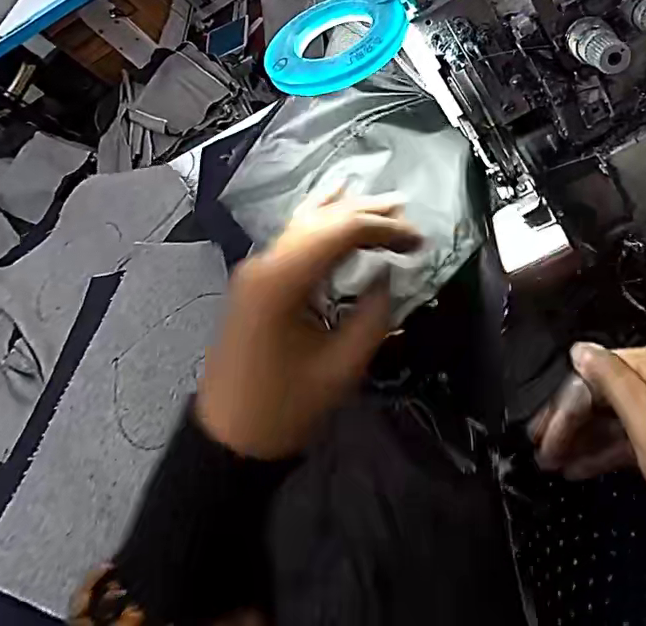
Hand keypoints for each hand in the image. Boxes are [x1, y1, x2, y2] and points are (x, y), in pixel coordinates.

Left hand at [195, 187, 422, 459]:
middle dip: (368, 213)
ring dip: (346, 212)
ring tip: (384, 205)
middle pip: (323, 219)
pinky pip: (295, 237)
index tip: (417, 239)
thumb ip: (372, 314)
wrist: (227, 439)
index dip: (383, 228)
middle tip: (408, 212)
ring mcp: (256, 267)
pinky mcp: (256, 279)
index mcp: (282, 280)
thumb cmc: (285, 408)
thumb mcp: (341, 366)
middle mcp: (265, 261)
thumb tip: (389, 274)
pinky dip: (323, 222)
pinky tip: (337, 206)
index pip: (340, 231)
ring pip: (307, 222)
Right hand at [532, 343, 645, 615]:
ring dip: (578, 438)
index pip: (595, 371)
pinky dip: (600, 451)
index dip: (565, 404)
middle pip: (599, 391)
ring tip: (548, 462)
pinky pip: (624, 438)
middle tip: (539, 451)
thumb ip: (613, 383)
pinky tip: (574, 468)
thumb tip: (579, 348)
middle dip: (567, 420)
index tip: (542, 437)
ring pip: (608, 416)